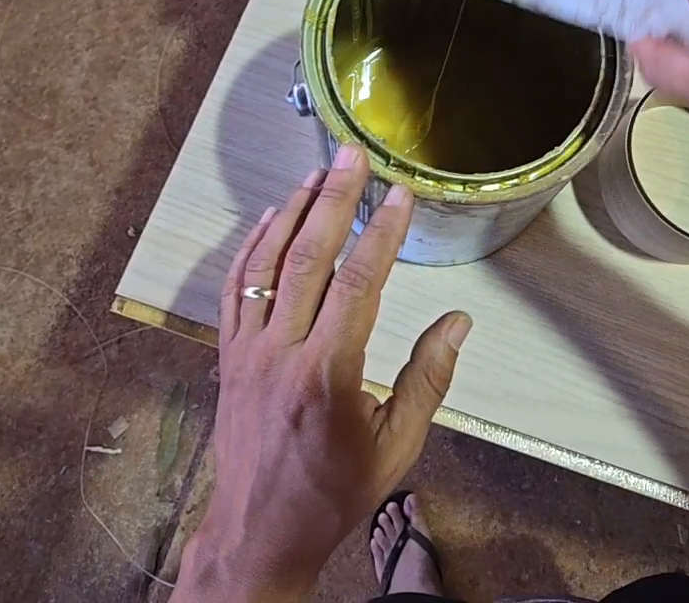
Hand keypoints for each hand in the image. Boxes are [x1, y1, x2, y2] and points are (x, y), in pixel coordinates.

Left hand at [172, 145, 472, 602]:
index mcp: (328, 373)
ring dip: (294, 211)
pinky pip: (236, 286)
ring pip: (267, 262)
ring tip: (317, 172)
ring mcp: (248, 348)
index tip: (399, 195)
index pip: (360, 283)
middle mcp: (282, 350)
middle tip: (352, 156)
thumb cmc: (333, 492)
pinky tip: (271, 216)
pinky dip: (252, 245)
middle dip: (334, 199)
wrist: (257, 533)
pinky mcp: (228, 353)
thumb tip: (460, 321)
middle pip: (309, 257)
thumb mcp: (395, 447)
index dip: (382, 232)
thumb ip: (428, 379)